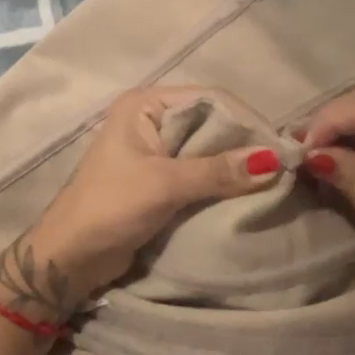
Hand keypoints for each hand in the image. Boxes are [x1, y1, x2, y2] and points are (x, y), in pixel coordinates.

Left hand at [0, 87, 282, 323]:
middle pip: (211, 122)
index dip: (246, 119)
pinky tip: (248, 194)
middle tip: (283, 166)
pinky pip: (200, 173)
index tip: (281, 147)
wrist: (71, 256)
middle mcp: (151, 120)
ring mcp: (155, 152)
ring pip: (208, 150)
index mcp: (144, 105)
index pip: (209, 98)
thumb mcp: (166, 185)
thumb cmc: (110, 208)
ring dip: (236, 166)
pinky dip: (222, 182)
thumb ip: (219, 171)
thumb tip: (276, 159)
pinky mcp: (159, 181)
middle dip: (244, 143)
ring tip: (273, 181)